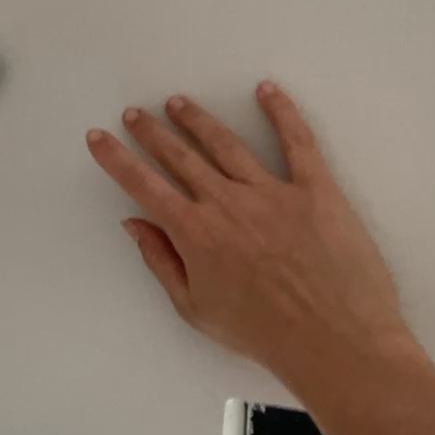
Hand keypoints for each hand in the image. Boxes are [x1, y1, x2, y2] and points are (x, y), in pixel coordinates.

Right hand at [86, 82, 423, 386]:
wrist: (335, 343)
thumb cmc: (260, 334)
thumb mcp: (193, 308)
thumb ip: (160, 261)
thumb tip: (134, 224)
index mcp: (194, 234)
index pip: (143, 185)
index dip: (116, 159)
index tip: (99, 137)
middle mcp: (227, 204)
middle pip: (179, 156)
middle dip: (152, 132)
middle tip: (135, 114)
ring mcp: (273, 192)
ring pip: (226, 144)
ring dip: (197, 120)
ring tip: (178, 102)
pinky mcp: (317, 190)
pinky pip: (298, 142)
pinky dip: (281, 112)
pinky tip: (266, 90)